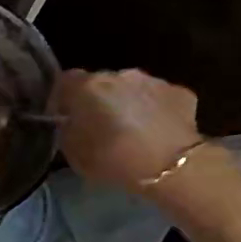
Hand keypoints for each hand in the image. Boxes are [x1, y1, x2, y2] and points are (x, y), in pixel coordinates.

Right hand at [51, 69, 202, 190]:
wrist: (169, 166)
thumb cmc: (113, 161)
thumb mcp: (75, 154)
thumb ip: (68, 131)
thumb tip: (70, 123)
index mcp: (89, 88)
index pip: (65, 81)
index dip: (61, 98)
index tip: (62, 116)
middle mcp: (120, 75)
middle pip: (100, 82)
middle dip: (95, 100)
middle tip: (96, 126)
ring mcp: (153, 81)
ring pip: (130, 88)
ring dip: (124, 103)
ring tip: (128, 130)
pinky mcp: (179, 92)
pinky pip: (156, 98)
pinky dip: (152, 110)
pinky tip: (154, 132)